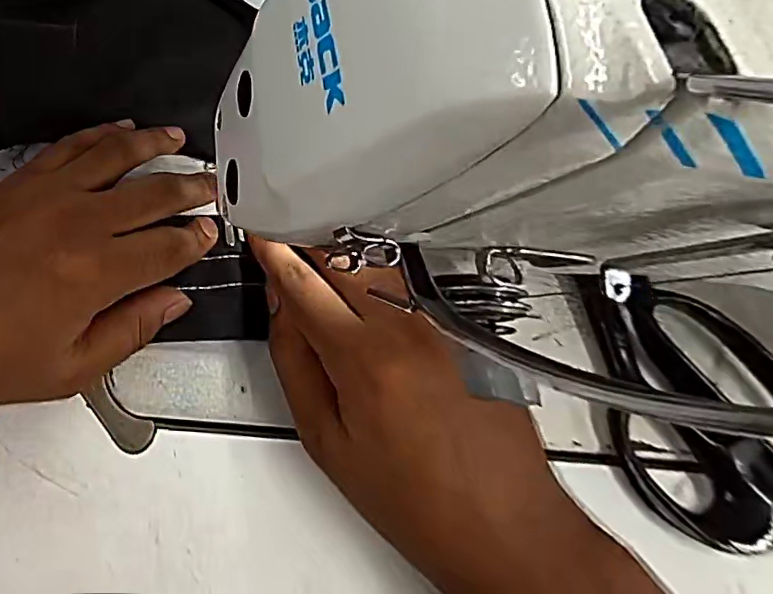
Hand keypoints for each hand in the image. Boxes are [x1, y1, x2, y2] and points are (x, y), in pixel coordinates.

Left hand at [0, 122, 218, 411]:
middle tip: (210, 185)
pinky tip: (117, 131)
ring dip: (153, 144)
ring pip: (116, 155)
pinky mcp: (20, 180)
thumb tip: (173, 301)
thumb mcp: (71, 367)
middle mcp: (77, 222)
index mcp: (96, 273)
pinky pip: (70, 146)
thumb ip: (131, 329)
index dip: (195, 238)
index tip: (209, 232)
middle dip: (190, 188)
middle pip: (152, 193)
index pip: (167, 246)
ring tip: (176, 140)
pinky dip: (99, 134)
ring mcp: (47, 193)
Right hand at [251, 240, 661, 593]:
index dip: (272, 251)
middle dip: (303, 244)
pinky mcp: (464, 331)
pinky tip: (363, 302)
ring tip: (321, 279)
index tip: (259, 237)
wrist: (513, 535)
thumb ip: (291, 360)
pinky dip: (373, 278)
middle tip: (283, 250)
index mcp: (365, 361)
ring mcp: (442, 328)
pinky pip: (405, 284)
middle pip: (339, 255)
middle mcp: (409, 333)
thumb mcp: (325, 439)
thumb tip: (279, 307)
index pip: (302, 281)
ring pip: (374, 261)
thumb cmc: (424, 504)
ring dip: (338, 259)